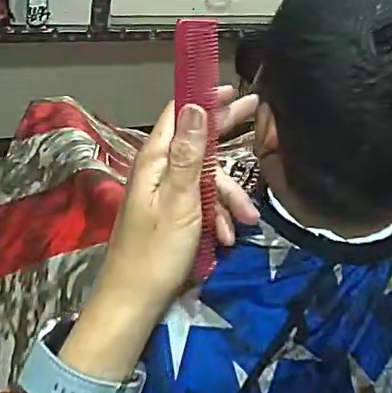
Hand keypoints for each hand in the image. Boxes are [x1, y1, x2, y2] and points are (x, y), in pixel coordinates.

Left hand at [87, 94, 258, 329]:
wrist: (133, 304)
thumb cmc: (157, 251)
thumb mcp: (180, 200)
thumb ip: (189, 154)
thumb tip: (195, 106)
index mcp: (155, 159)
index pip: (179, 112)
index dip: (204, 96)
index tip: (232, 88)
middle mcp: (158, 168)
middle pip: (197, 138)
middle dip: (227, 128)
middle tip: (258, 108)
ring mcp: (164, 191)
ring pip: (206, 177)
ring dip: (228, 196)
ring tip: (248, 220)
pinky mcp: (172, 212)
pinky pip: (201, 201)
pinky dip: (217, 215)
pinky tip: (227, 237)